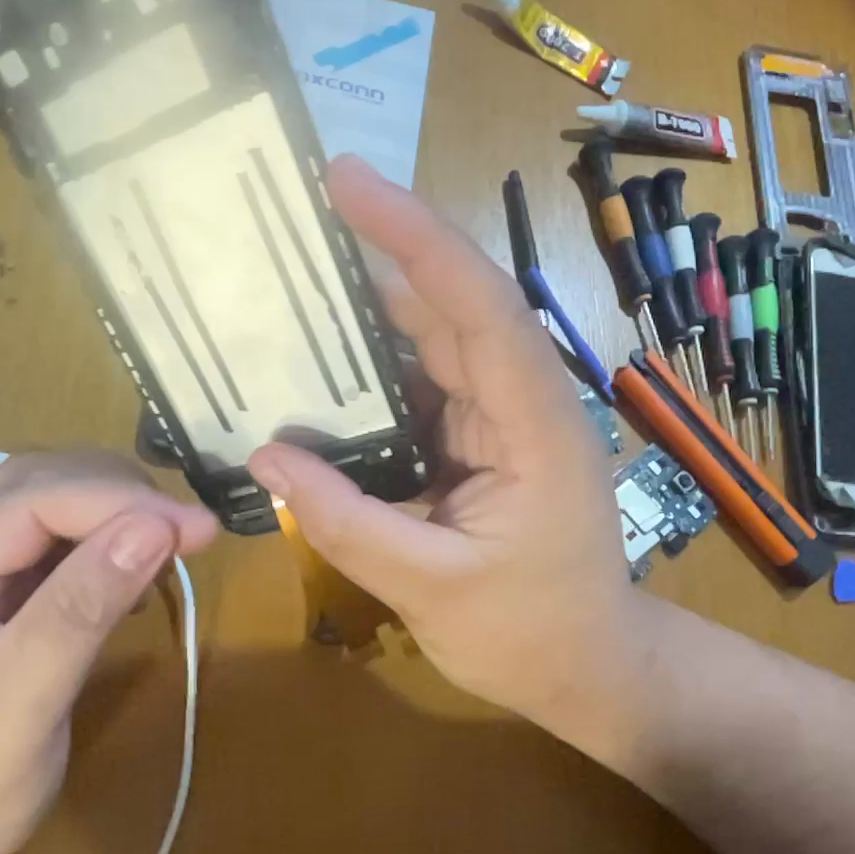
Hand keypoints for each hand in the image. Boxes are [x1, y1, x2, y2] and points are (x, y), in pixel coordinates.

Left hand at [0, 451, 218, 853]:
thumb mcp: (17, 703)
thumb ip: (81, 609)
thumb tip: (157, 527)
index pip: (30, 499)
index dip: (118, 500)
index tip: (199, 525)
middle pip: (36, 487)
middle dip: (118, 495)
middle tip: (192, 528)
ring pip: (49, 513)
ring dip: (114, 516)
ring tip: (174, 542)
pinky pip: (56, 557)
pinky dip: (105, 553)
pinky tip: (136, 576)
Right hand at [247, 156, 638, 724]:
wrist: (587, 671)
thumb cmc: (531, 635)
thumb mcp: (432, 587)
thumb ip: (347, 522)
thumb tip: (267, 456)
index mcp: (535, 423)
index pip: (479, 306)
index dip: (417, 238)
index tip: (349, 182)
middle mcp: (522, 404)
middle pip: (453, 310)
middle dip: (382, 258)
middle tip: (295, 221)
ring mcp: (500, 425)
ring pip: (434, 348)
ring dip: (369, 320)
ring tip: (291, 288)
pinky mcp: (478, 449)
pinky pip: (420, 396)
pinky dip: (371, 383)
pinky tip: (318, 377)